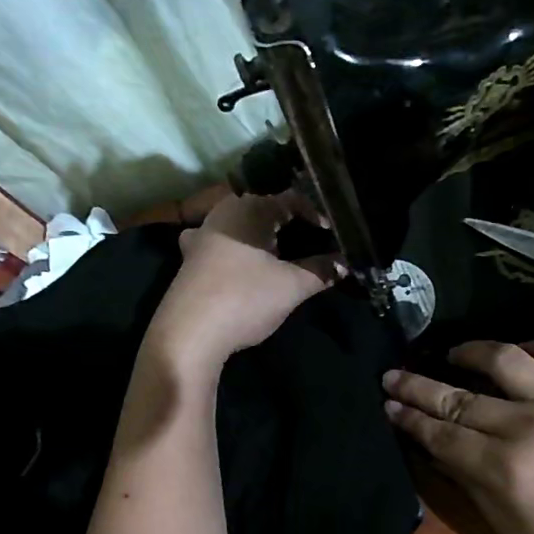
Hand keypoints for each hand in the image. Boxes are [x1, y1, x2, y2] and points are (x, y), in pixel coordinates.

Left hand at [147, 191, 343, 367]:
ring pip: (242, 226)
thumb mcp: (292, 286)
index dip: (317, 216)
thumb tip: (344, 264)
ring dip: (264, 237)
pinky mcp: (192, 259)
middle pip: (265, 210)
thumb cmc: (245, 298)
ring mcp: (202, 235)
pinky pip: (225, 244)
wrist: (189, 334)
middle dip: (291, 225)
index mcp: (249, 208)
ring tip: (283, 255)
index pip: (291, 199)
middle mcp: (223, 213)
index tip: (334, 236)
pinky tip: (244, 264)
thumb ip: (321, 271)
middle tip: (314, 245)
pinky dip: (241, 250)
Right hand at [382, 341, 533, 533]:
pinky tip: (520, 351)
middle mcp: (529, 425)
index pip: (440, 433)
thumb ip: (469, 484)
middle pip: (459, 397)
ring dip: (471, 351)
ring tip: (452, 353)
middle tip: (392, 375)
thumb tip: (437, 449)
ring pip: (506, 359)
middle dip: (418, 386)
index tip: (387, 404)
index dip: (408, 418)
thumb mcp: (511, 530)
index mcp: (504, 470)